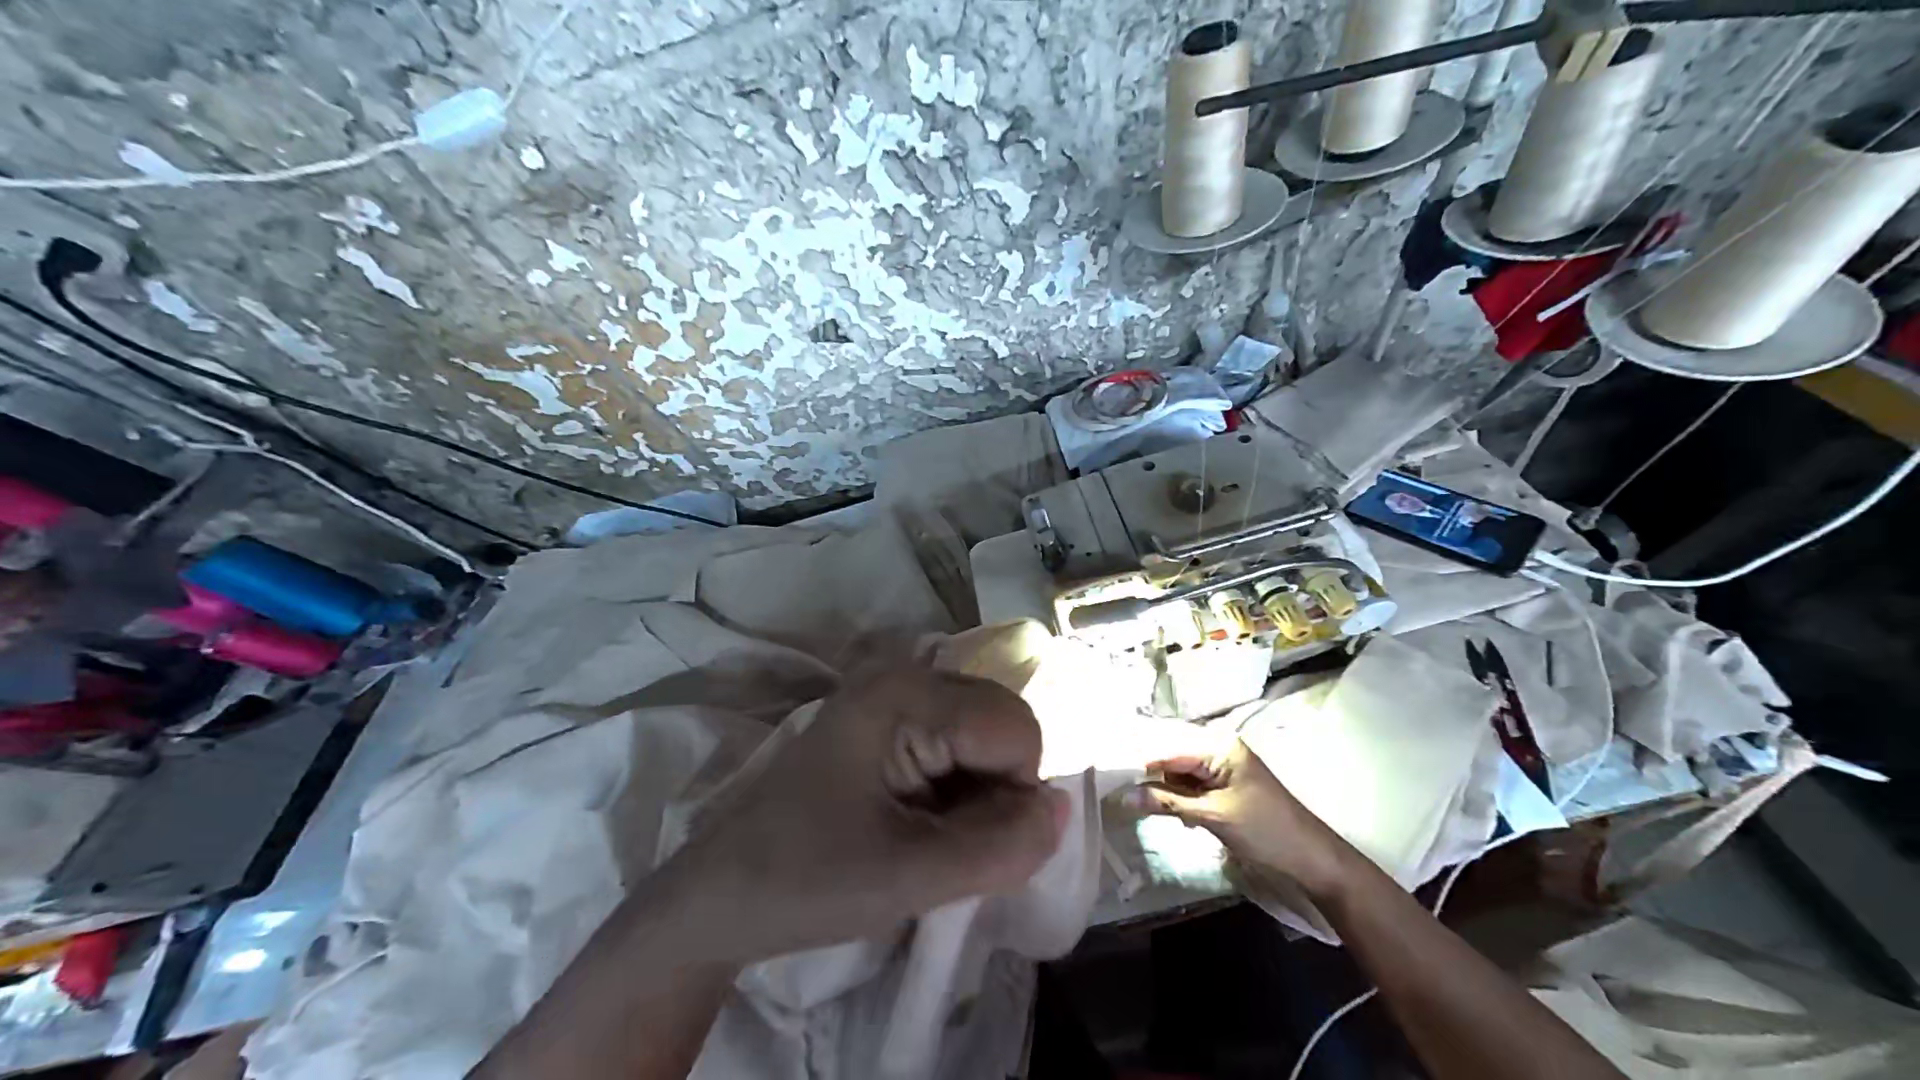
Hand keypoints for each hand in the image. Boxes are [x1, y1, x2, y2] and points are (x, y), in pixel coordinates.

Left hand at [653, 667, 1069, 962]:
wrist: (721, 893)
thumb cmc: (806, 880)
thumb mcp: (911, 876)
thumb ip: (1002, 845)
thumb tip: (1061, 808)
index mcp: (905, 695)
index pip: (1016, 728)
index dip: (1013, 793)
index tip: (965, 841)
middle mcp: (904, 675)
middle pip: (1004, 721)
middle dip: (998, 788)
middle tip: (942, 840)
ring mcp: (893, 694)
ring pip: (986, 732)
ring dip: (979, 791)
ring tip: (922, 833)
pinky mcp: (887, 718)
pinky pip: (958, 739)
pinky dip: (958, 785)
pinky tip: (915, 818)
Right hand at [1131, 738, 1352, 896]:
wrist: (1312, 859)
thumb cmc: (1265, 831)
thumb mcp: (1212, 816)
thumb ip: (1166, 802)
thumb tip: (1122, 797)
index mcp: (1218, 745)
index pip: (1167, 747)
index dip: (1137, 761)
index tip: (1108, 773)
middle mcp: (1217, 747)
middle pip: (1169, 753)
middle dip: (1144, 771)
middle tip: (1113, 785)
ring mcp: (1220, 766)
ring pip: (1175, 769)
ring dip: (1157, 785)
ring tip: (1128, 797)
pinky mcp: (1221, 785)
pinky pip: (1187, 783)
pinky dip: (1173, 795)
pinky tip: (1158, 808)